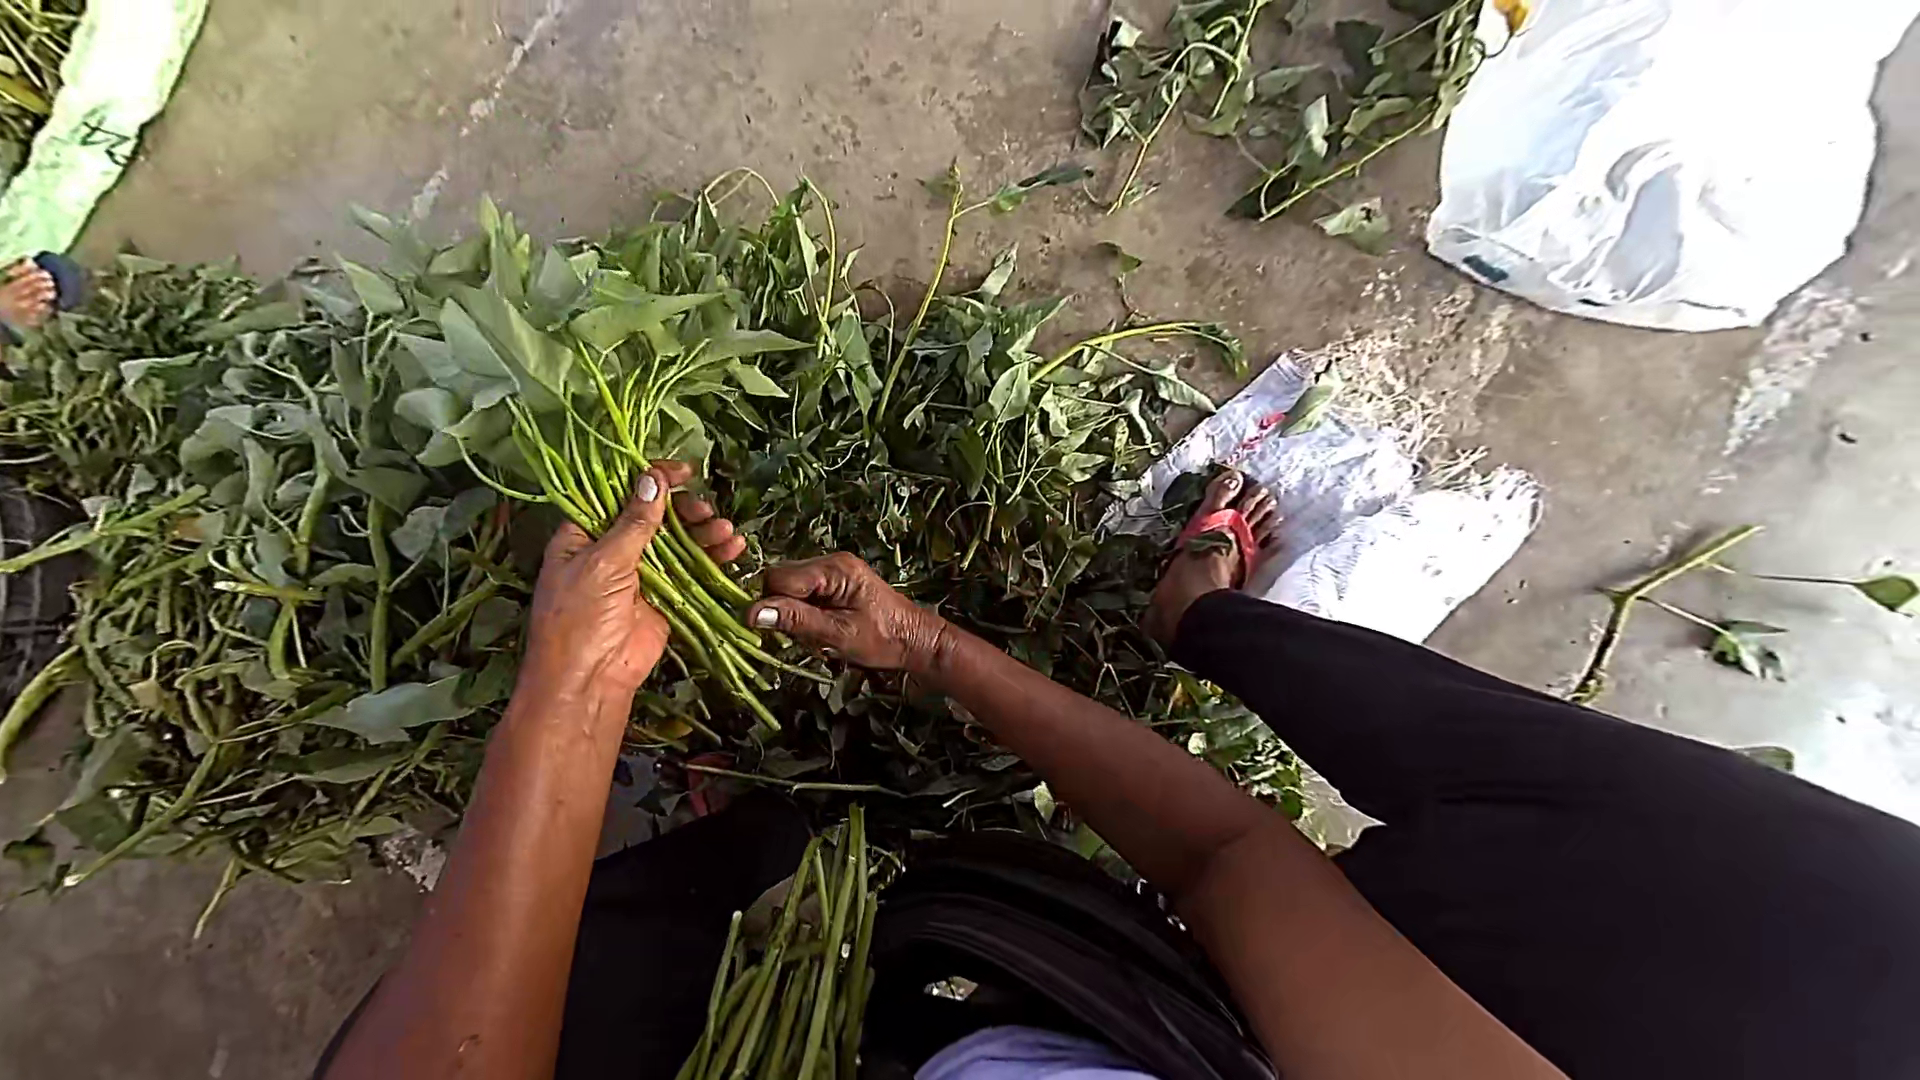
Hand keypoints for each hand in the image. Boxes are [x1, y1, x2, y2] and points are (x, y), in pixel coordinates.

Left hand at [521, 462, 744, 702]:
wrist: (591, 677)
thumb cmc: (579, 618)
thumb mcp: (604, 562)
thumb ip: (634, 522)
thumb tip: (652, 479)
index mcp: (586, 534)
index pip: (620, 494)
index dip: (650, 478)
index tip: (683, 471)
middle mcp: (614, 548)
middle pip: (657, 516)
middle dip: (685, 510)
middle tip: (704, 511)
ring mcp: (643, 572)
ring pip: (680, 541)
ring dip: (705, 533)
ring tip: (725, 531)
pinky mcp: (667, 594)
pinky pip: (694, 568)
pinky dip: (714, 557)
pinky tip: (732, 549)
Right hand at [746, 553, 949, 672]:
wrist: (915, 640)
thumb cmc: (883, 639)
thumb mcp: (837, 634)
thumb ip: (796, 620)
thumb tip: (752, 613)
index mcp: (834, 569)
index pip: (778, 578)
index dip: (769, 605)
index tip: (772, 632)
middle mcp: (832, 561)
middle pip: (780, 578)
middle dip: (780, 608)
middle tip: (800, 635)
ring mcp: (834, 569)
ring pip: (789, 585)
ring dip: (792, 611)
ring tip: (814, 633)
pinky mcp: (836, 581)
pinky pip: (804, 590)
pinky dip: (804, 610)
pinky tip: (820, 627)